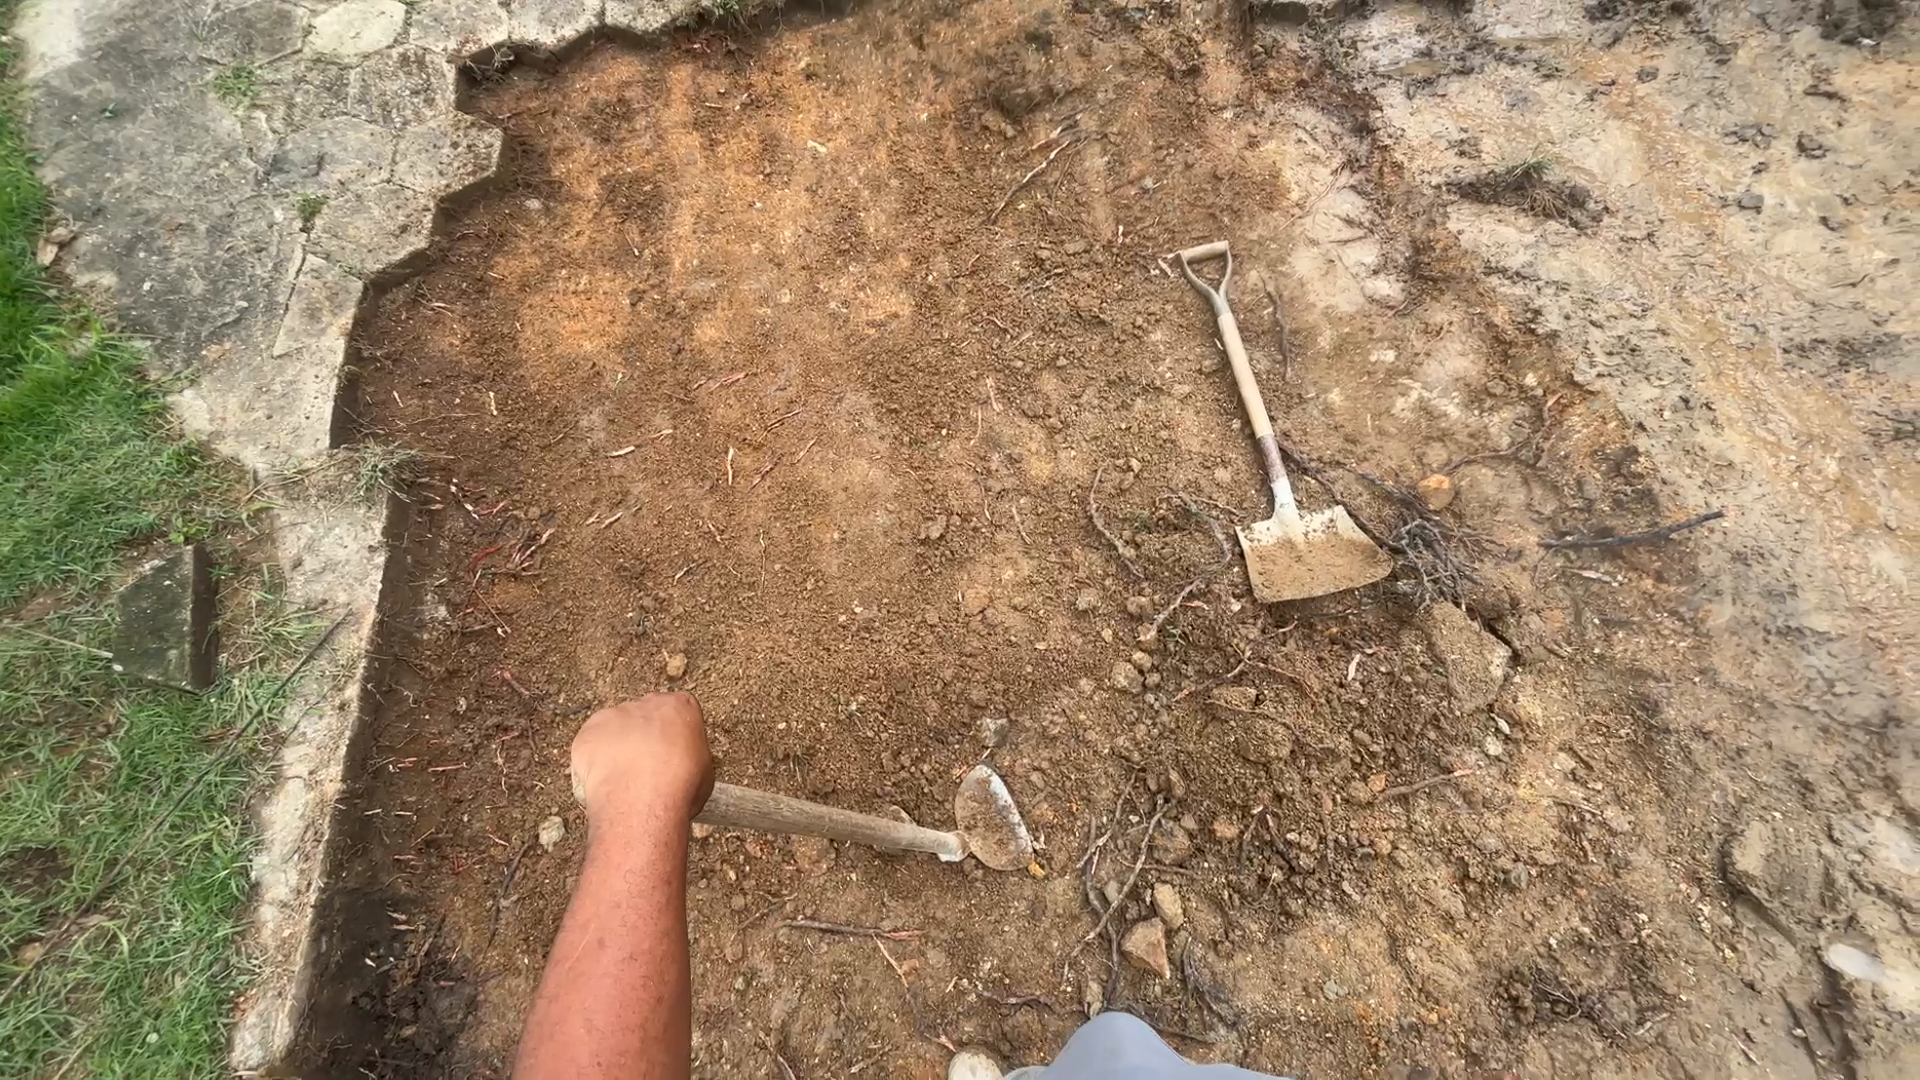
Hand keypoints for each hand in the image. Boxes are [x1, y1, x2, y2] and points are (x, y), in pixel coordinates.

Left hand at [569, 693, 713, 829]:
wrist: (644, 797)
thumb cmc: (678, 784)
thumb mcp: (704, 771)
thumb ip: (690, 758)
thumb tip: (684, 770)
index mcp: (682, 706)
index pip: (677, 711)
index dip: (671, 734)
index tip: (669, 751)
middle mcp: (649, 703)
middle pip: (644, 715)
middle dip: (643, 736)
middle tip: (645, 766)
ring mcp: (616, 715)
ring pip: (614, 729)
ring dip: (617, 748)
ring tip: (622, 778)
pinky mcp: (589, 731)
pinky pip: (589, 744)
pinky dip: (592, 760)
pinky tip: (604, 779)